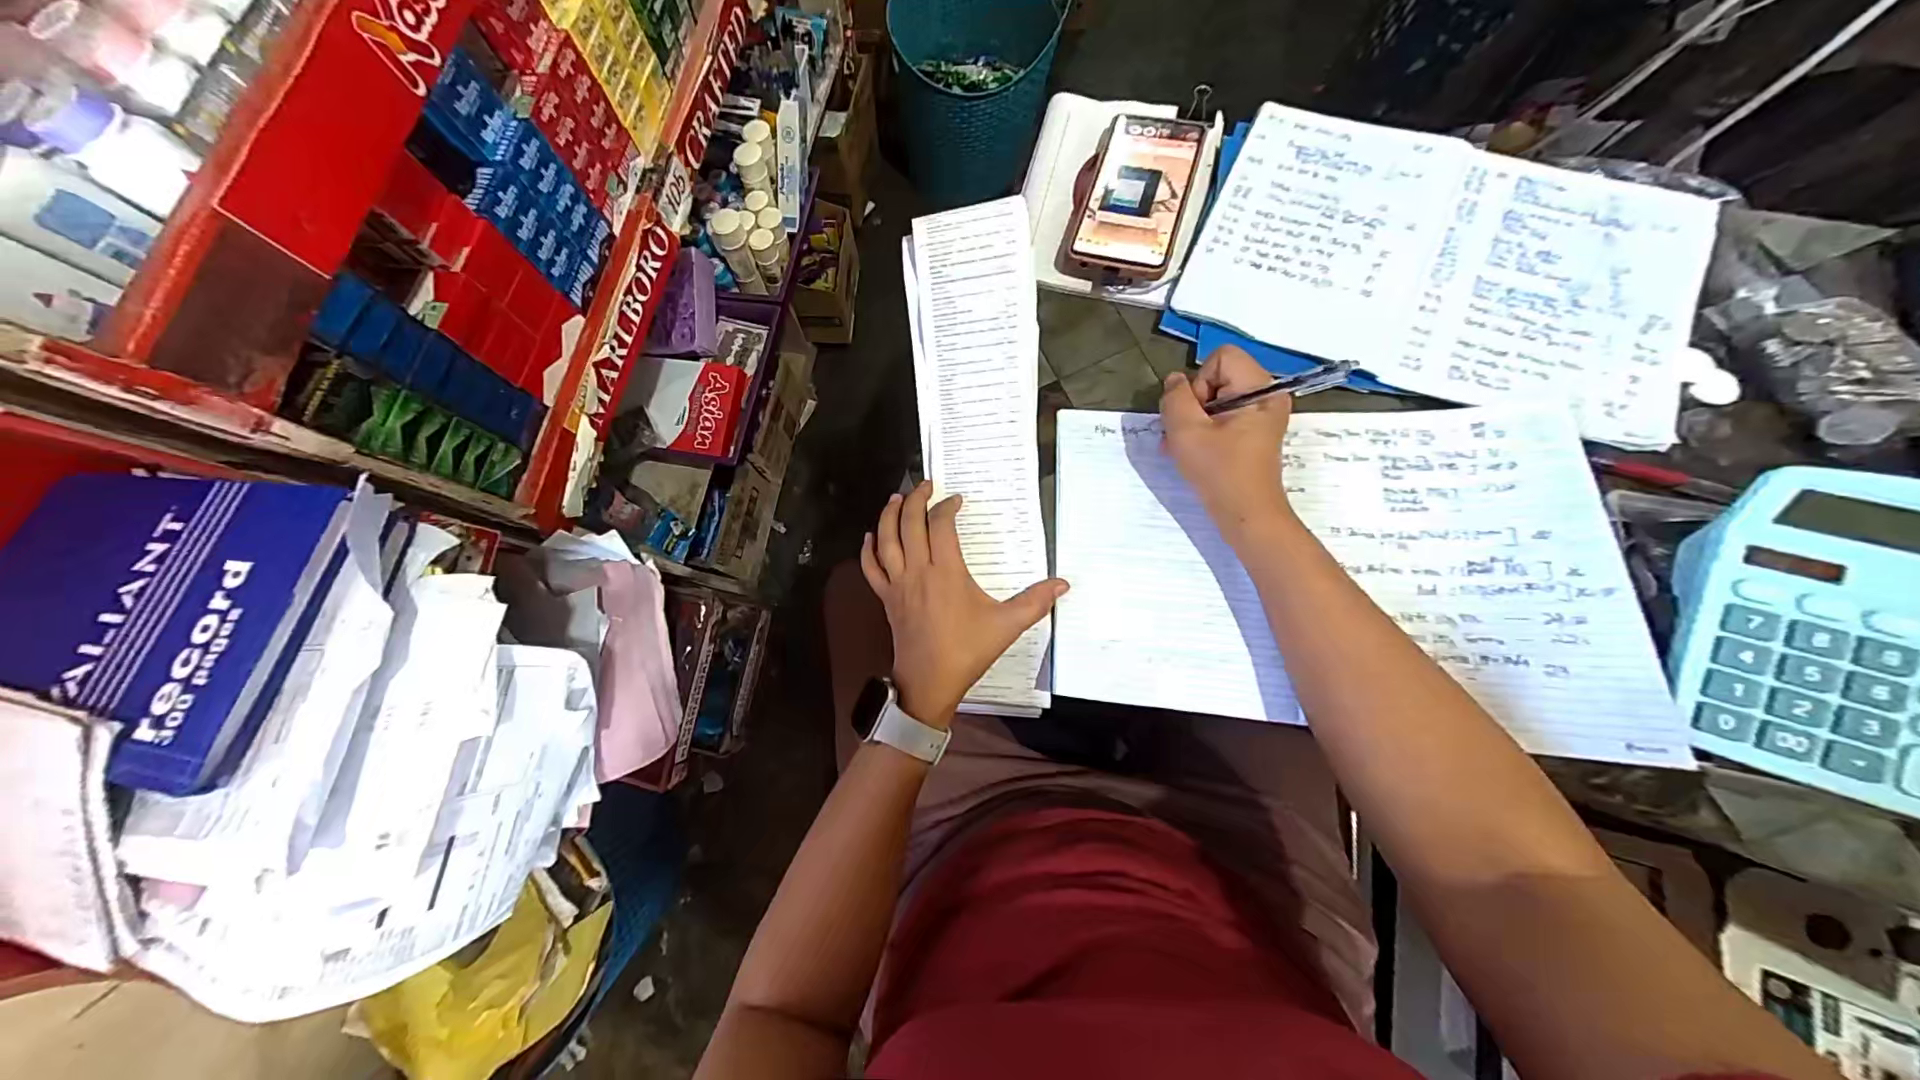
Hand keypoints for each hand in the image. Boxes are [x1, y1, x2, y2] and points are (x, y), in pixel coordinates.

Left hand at [860, 481, 1067, 727]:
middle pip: (910, 524)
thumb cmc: (966, 652)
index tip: (957, 501)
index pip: (941, 525)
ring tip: (896, 499)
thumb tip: (1062, 584)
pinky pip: (871, 569)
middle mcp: (918, 571)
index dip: (947, 507)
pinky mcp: (887, 599)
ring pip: (885, 540)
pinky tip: (869, 538)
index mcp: (946, 572)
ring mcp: (898, 585)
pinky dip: (867, 550)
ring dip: (889, 516)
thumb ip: (1035, 602)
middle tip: (925, 485)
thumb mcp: (1006, 625)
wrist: (929, 682)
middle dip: (916, 499)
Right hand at [1160, 344, 1295, 543]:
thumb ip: (1175, 398)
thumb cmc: (1219, 472)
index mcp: (1260, 389)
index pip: (1221, 358)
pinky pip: (1222, 416)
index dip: (1199, 383)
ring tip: (1183, 446)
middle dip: (1194, 403)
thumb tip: (1175, 381)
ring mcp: (1261, 415)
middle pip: (1217, 376)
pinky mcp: (1252, 432)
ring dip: (1193, 419)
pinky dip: (1204, 429)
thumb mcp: (1186, 431)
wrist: (1246, 515)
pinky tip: (1192, 450)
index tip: (1197, 416)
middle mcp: (1266, 396)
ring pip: (1215, 398)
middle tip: (1187, 434)